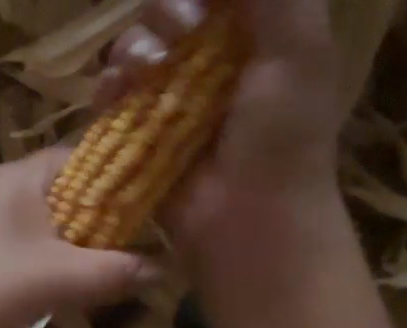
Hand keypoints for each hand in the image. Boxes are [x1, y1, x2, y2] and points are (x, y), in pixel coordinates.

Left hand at [0, 147, 158, 327]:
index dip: (124, 175)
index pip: (85, 156)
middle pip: (72, 194)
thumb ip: (115, 270)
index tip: (160, 199)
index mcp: (20, 177)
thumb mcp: (60, 279)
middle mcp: (5, 194)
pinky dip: (62, 269)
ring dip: (86, 249)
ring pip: (55, 229)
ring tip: (123, 269)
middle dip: (108, 218)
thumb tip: (163, 270)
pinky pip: (37, 256)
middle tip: (149, 240)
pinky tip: (83, 290)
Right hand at [105, 0, 345, 259]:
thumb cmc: (283, 139)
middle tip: (180, 27)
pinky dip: (109, 87)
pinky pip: (114, 94)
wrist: (248, 227)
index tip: (194, 3)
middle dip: (167, 8)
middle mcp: (216, 58)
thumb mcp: (296, 46)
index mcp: (262, 31)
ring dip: (135, 46)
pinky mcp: (142, 134)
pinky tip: (115, 92)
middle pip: (175, 7)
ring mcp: (176, 98)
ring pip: (140, 44)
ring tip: (144, 67)